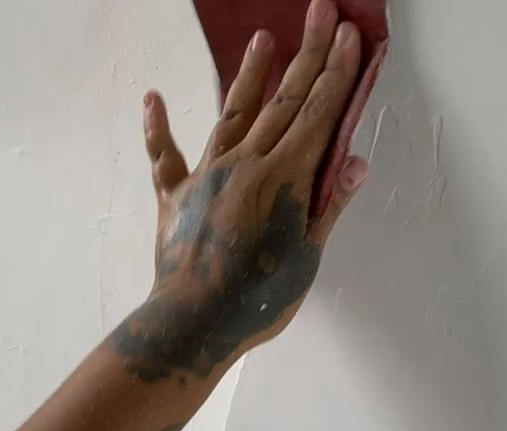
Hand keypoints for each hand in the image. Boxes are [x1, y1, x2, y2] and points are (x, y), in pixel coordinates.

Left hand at [114, 0, 371, 382]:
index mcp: (285, 178)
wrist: (196, 321)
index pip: (319, 114)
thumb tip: (354, 162)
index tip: (350, 36)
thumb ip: (328, 205)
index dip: (337, 74)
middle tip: (321, 10)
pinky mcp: (175, 197)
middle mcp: (246, 164)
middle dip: (307, 55)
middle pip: (283, 101)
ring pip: (232, 114)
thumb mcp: (306, 258)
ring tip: (263, 39)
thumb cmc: (258, 300)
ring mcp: (207, 176)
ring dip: (250, 75)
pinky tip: (152, 98)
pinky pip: (165, 156)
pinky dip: (158, 128)